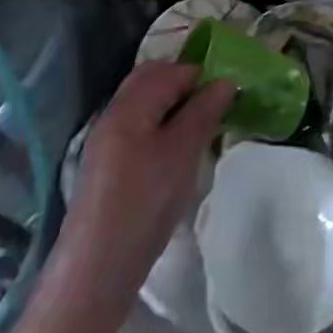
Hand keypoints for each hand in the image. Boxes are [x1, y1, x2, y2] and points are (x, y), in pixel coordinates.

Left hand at [52, 62, 234, 307]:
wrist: (100, 260)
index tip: (231, 89)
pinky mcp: (107, 162)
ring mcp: (106, 138)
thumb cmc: (145, 201)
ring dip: (172, 105)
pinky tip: (177, 148)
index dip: (200, 74)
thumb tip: (224, 82)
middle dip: (183, 84)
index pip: (167, 71)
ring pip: (142, 104)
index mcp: (128, 105)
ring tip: (202, 126)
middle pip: (149, 81)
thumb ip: (202, 113)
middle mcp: (112, 113)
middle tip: (217, 103)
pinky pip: (137, 126)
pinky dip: (160, 125)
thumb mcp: (181, 153)